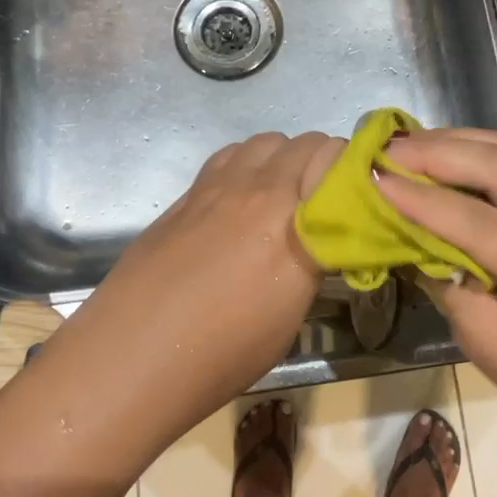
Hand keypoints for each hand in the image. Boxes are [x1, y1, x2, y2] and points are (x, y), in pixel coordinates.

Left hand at [43, 132, 343, 428]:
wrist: (133, 355)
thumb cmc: (222, 351)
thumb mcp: (291, 313)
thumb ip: (314, 258)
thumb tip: (324, 237)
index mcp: (292, 218)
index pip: (339, 161)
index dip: (357, 175)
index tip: (363, 203)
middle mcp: (258, 188)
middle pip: (306, 142)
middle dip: (326, 164)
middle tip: (327, 205)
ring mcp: (217, 186)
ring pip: (266, 141)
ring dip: (285, 159)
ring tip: (283, 200)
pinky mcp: (186, 194)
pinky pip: (230, 157)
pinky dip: (248, 166)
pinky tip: (241, 203)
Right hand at [379, 129, 496, 432]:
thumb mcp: (487, 344)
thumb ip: (449, 283)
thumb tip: (403, 232)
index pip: (484, 225)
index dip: (426, 200)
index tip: (376, 181)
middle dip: (438, 153)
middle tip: (385, 153)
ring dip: (454, 141)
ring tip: (404, 145)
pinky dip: (473, 148)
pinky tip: (438, 151)